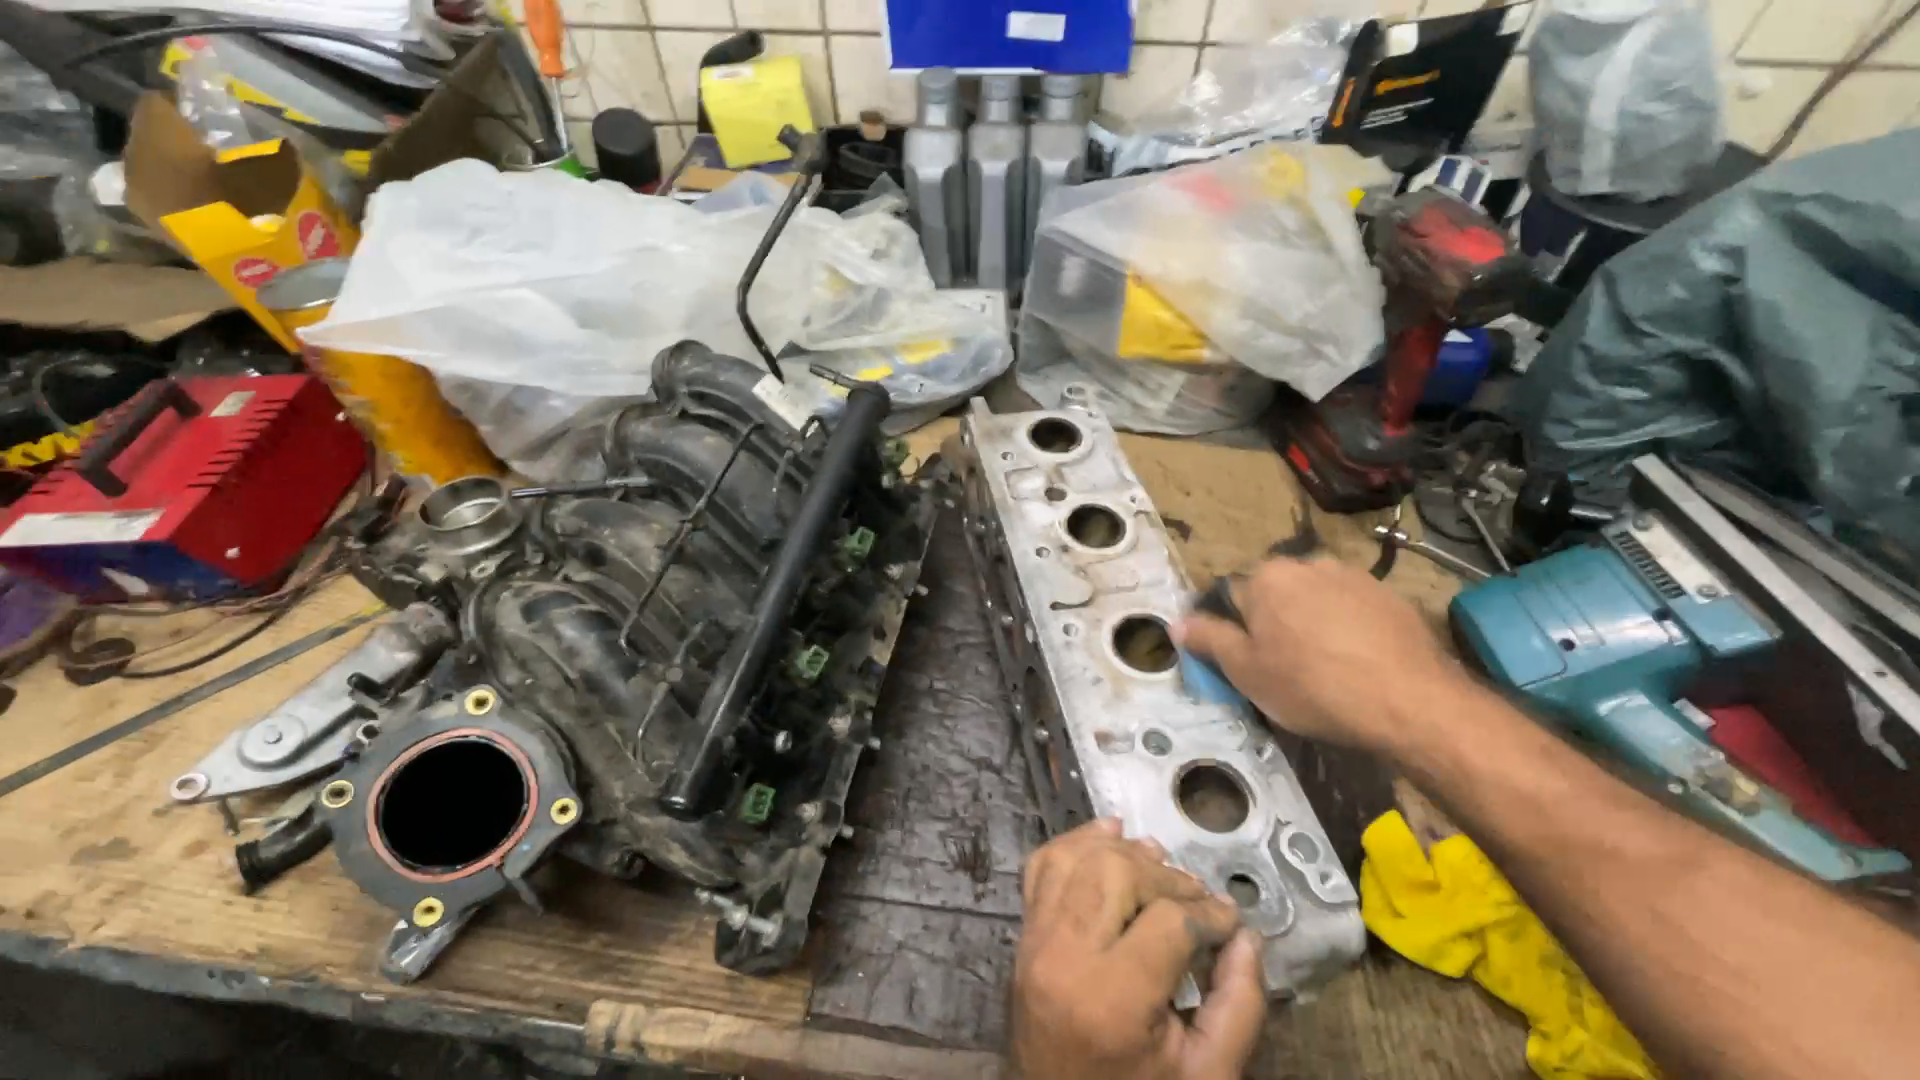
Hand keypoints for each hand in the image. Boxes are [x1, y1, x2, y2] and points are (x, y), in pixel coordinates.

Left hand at [1012, 819, 1265, 1079]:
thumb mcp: (1206, 1075)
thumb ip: (1239, 1006)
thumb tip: (1248, 935)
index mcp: (1112, 1000)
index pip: (1168, 922)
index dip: (1210, 914)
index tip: (1230, 920)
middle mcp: (1063, 957)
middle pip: (1116, 873)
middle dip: (1165, 877)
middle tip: (1197, 896)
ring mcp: (1034, 943)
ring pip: (1076, 859)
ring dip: (1121, 851)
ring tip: (1158, 861)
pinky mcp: (1022, 937)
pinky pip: (1041, 868)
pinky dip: (1075, 844)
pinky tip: (1108, 836)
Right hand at [1175, 556, 1462, 757]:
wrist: (1410, 701)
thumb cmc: (1313, 687)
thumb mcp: (1246, 672)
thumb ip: (1208, 641)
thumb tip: (1177, 623)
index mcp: (1266, 578)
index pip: (1231, 598)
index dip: (1234, 632)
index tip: (1246, 663)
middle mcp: (1307, 564)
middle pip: (1275, 594)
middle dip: (1273, 623)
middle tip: (1284, 669)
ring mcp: (1353, 577)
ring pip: (1314, 600)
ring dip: (1310, 623)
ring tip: (1324, 667)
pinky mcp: (1390, 596)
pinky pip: (1351, 609)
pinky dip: (1346, 629)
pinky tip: (1356, 662)